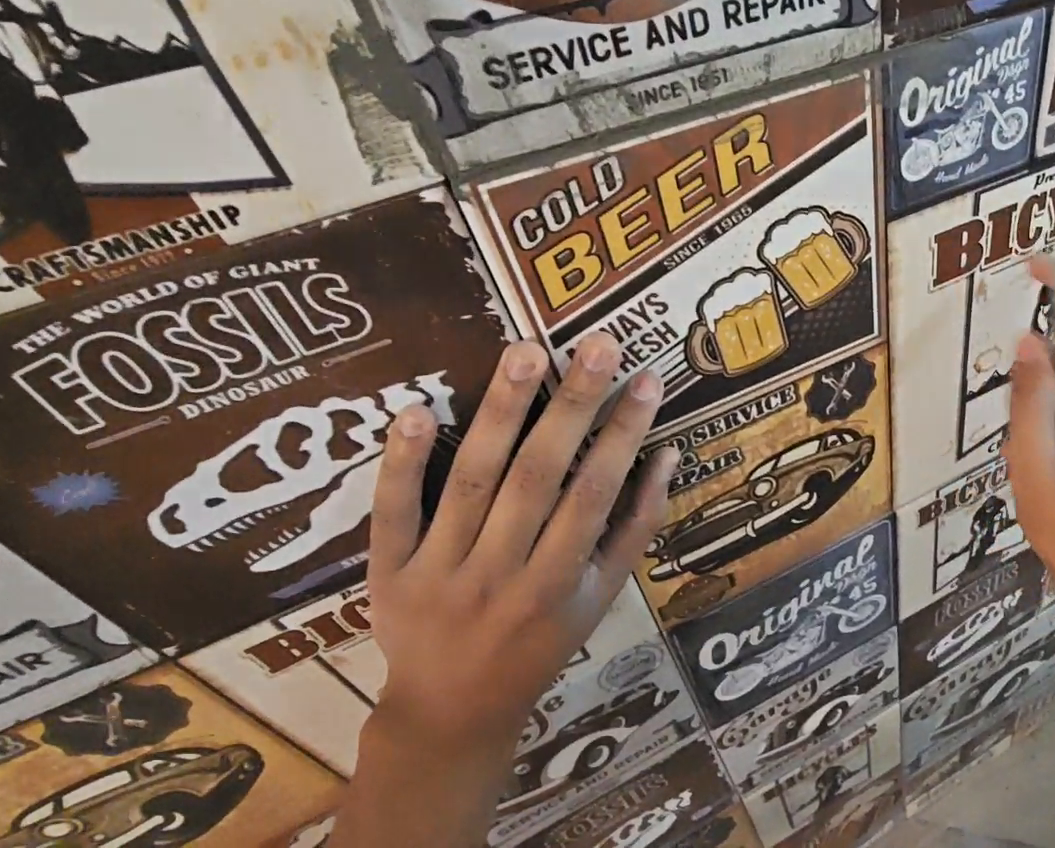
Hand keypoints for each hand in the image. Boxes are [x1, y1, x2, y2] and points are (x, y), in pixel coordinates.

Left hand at [365, 335, 675, 752]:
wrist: (453, 710)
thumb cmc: (542, 644)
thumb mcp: (602, 598)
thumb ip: (636, 527)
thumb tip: (667, 454)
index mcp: (557, 585)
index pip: (596, 494)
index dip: (624, 434)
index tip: (647, 379)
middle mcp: (499, 574)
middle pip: (537, 477)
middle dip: (572, 405)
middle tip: (598, 345)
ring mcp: (438, 572)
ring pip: (471, 480)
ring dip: (499, 411)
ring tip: (526, 351)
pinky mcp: (387, 571)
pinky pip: (392, 511)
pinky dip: (401, 461)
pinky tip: (417, 408)